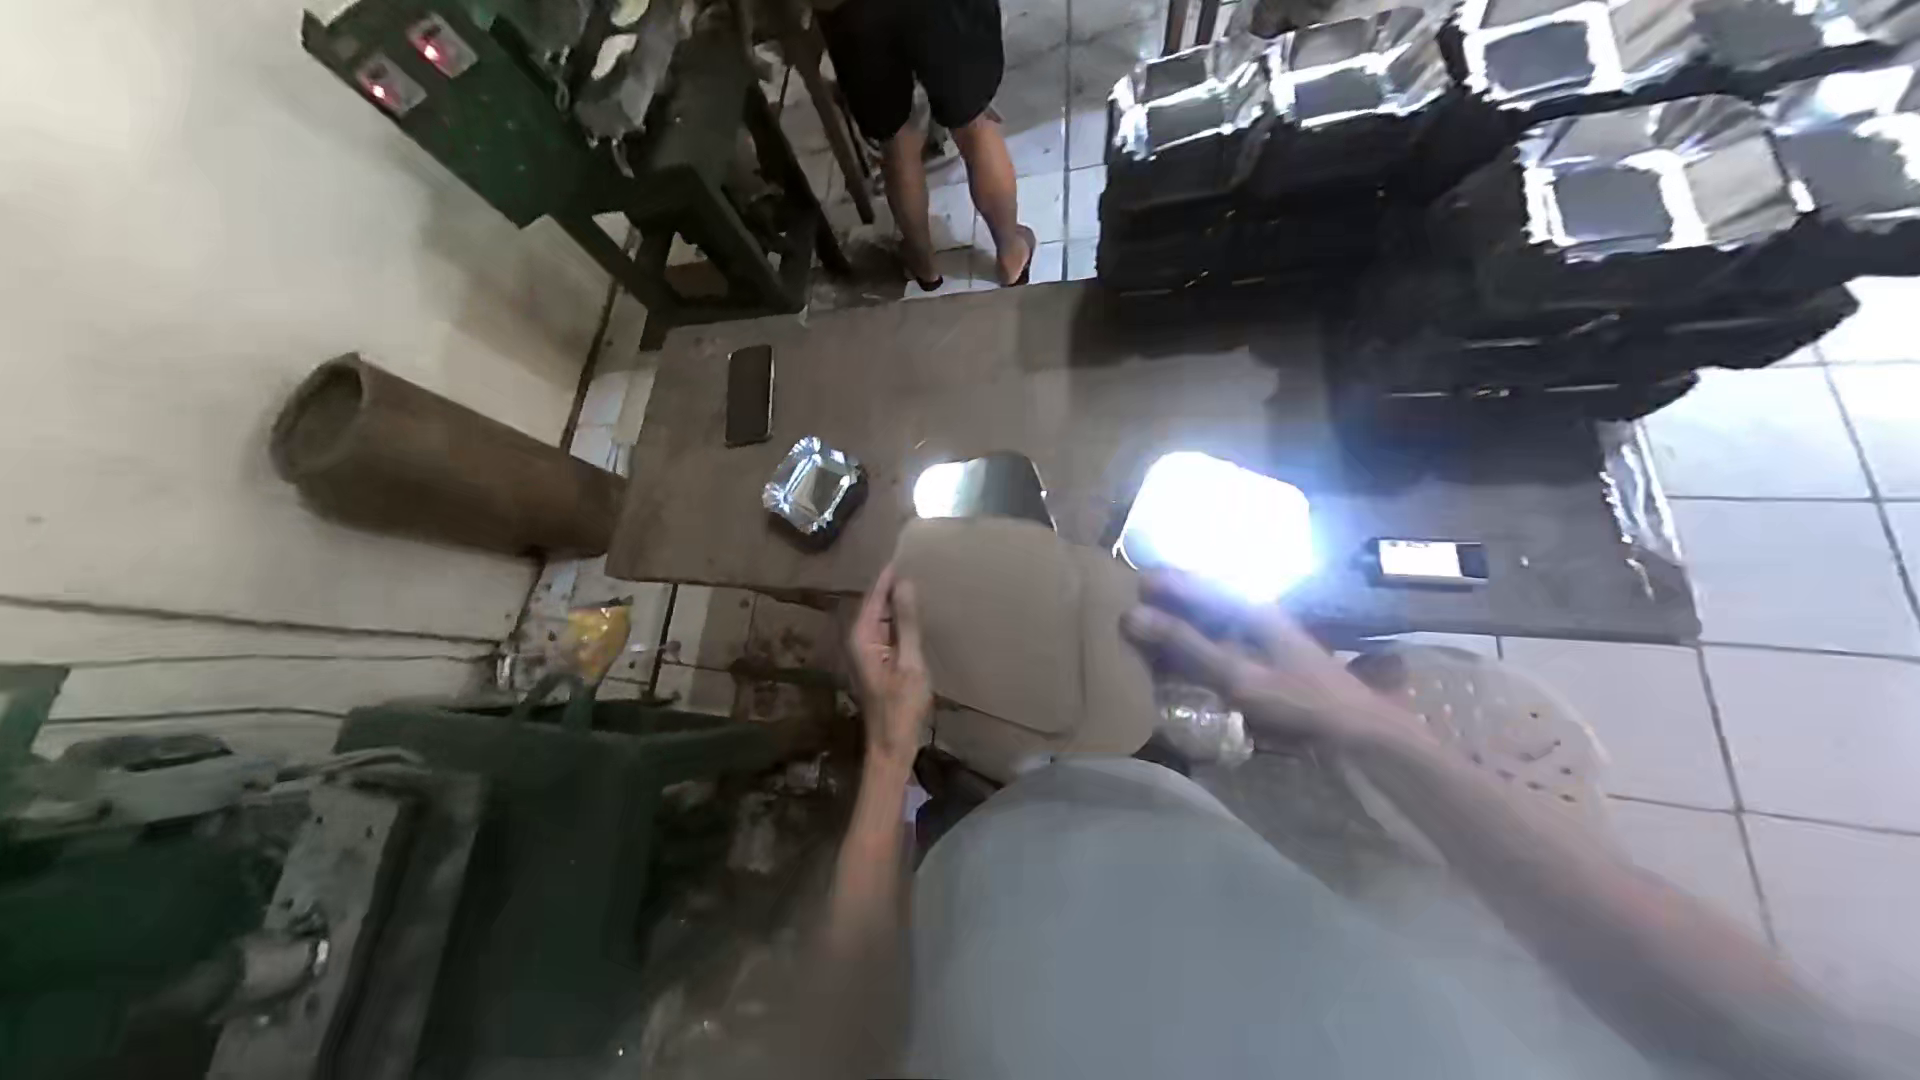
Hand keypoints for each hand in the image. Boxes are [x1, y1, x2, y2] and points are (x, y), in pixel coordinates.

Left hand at [849, 564, 931, 769]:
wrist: (892, 744)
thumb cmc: (901, 706)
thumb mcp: (909, 662)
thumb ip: (907, 622)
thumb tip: (905, 583)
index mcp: (862, 637)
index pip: (874, 595)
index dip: (889, 574)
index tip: (905, 550)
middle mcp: (859, 640)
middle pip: (875, 603)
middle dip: (893, 583)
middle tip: (918, 560)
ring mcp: (867, 651)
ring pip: (881, 616)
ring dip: (897, 601)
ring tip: (920, 579)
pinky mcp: (877, 660)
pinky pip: (887, 630)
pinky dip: (900, 619)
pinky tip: (917, 612)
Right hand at [1121, 571, 1420, 749]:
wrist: (1356, 736)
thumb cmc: (1298, 699)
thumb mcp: (1235, 672)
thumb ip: (1184, 643)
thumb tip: (1130, 615)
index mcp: (1247, 606)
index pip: (1193, 581)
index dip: (1160, 580)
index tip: (1124, 583)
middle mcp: (1250, 614)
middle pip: (1198, 598)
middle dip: (1163, 601)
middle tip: (1126, 609)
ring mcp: (1256, 638)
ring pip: (1204, 621)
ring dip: (1174, 626)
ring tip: (1141, 635)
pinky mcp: (1257, 662)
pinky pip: (1213, 645)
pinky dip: (1189, 650)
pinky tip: (1172, 663)